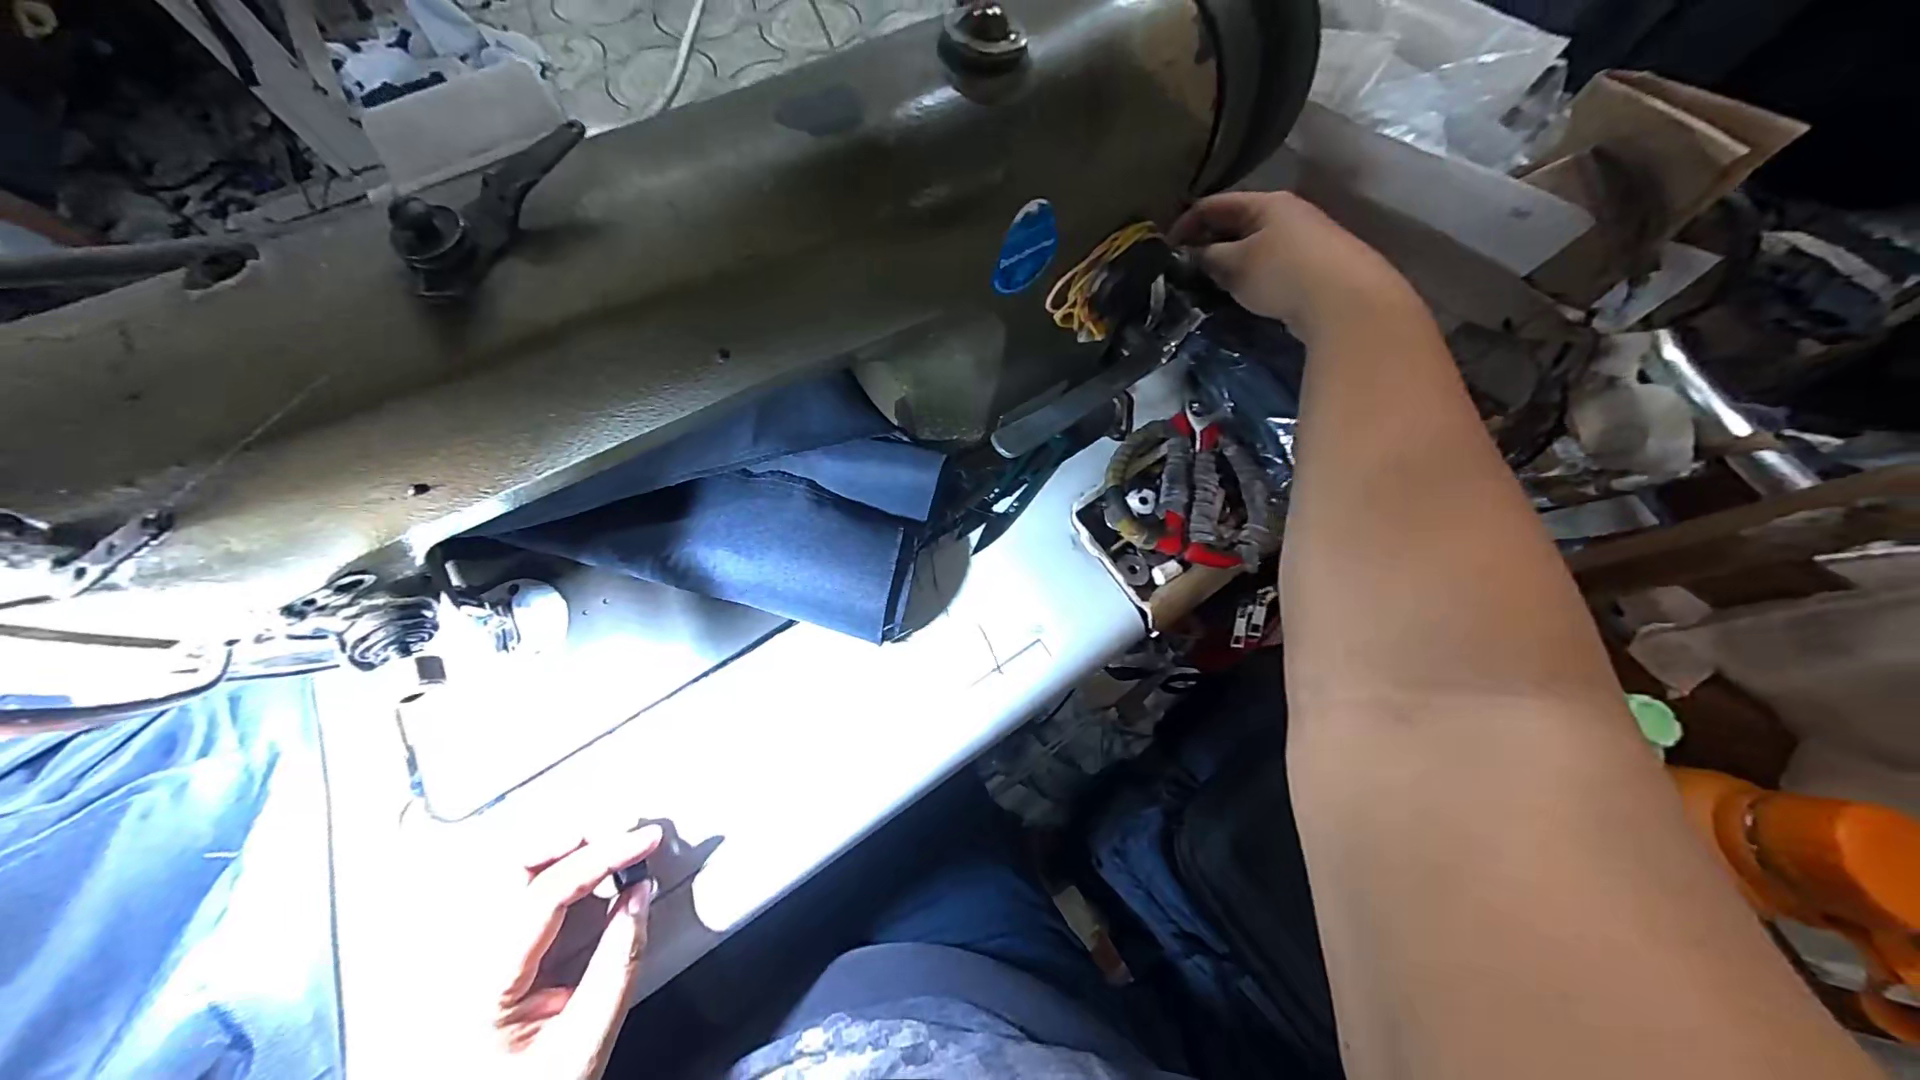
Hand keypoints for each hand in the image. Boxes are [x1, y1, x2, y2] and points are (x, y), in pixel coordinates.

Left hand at [470, 824, 663, 1079]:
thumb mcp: (583, 1048)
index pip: (545, 892)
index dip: (604, 855)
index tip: (646, 839)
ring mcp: (456, 964)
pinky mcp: (471, 964)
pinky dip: (550, 874)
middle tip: (626, 832)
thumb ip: (617, 967)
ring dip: (564, 852)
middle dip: (577, 839)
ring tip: (611, 847)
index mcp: (478, 990)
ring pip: (508, 877)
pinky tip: (582, 874)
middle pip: (513, 868)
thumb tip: (641, 895)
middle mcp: (454, 968)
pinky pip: (508, 898)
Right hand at [1168, 191, 1419, 342]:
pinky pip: (1268, 264)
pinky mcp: (1310, 267)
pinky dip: (1248, 275)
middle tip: (1182, 267)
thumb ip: (1207, 257)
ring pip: (1252, 245)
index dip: (1186, 223)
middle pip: (1235, 223)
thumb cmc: (1283, 273)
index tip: (1164, 248)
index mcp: (1266, 203)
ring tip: (1206, 283)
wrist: (1346, 301)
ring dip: (1227, 261)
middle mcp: (1286, 214)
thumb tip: (1190, 254)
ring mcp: (1302, 240)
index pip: (1214, 204)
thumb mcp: (1235, 264)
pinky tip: (1238, 293)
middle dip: (1206, 242)